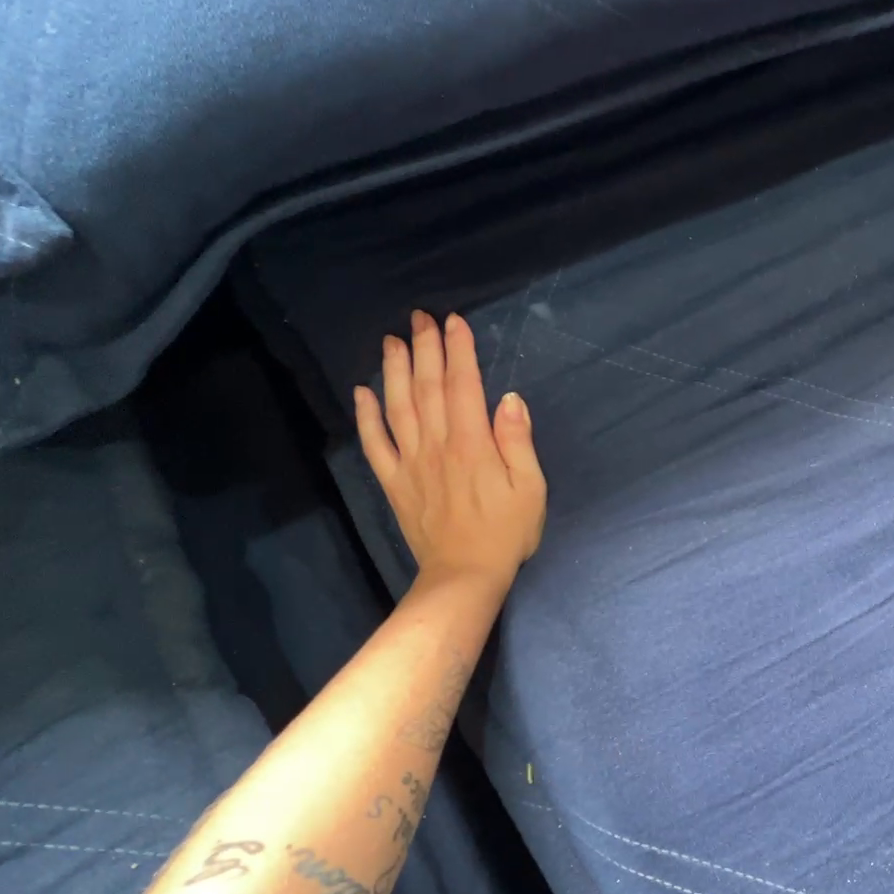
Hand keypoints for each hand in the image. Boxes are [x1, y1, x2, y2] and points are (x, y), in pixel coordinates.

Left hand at [355, 311, 547, 591]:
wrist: (464, 575)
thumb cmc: (507, 531)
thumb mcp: (530, 487)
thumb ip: (518, 441)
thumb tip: (509, 399)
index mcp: (472, 444)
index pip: (463, 387)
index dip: (458, 352)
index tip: (454, 322)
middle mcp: (436, 446)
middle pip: (427, 388)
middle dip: (425, 349)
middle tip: (420, 318)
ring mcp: (410, 463)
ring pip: (398, 407)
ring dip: (395, 371)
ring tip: (392, 341)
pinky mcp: (394, 482)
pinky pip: (374, 443)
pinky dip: (366, 416)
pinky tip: (363, 392)